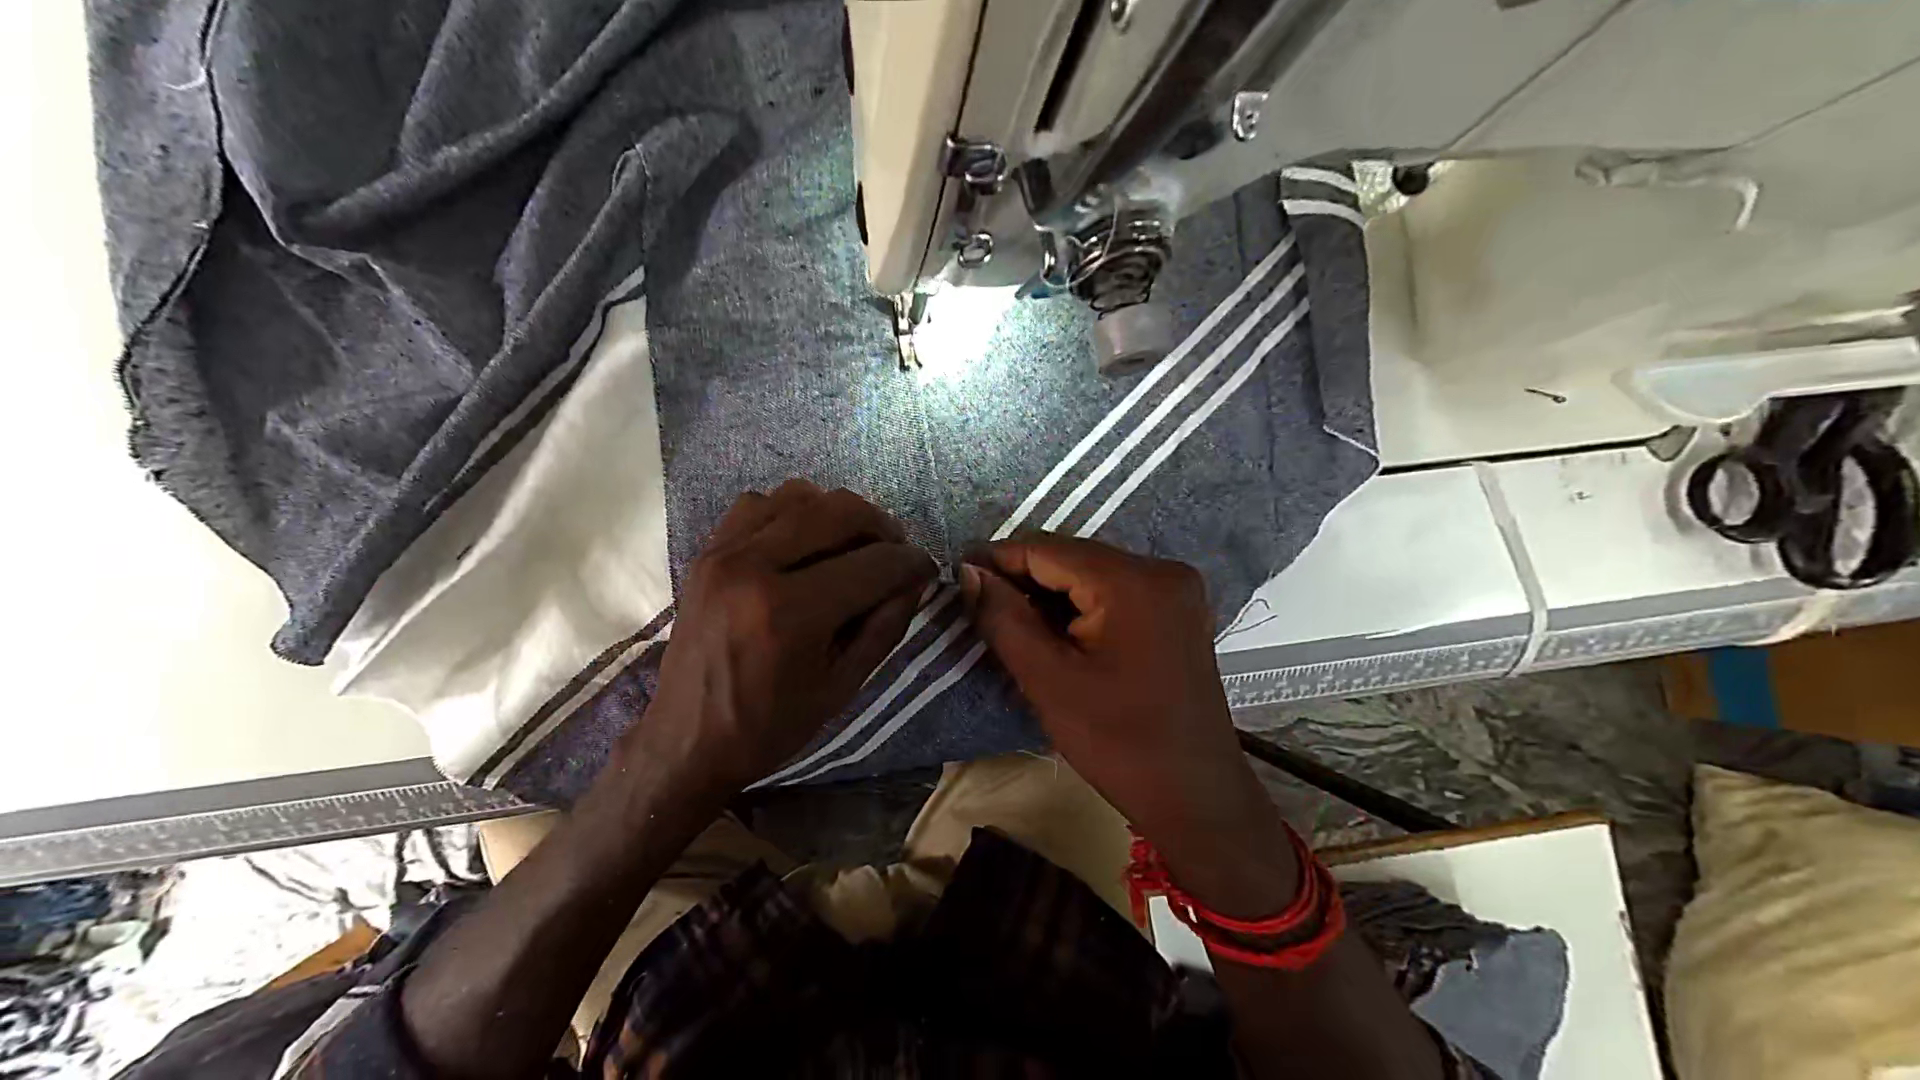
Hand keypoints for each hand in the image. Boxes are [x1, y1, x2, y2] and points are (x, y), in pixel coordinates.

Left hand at [635, 479, 937, 796]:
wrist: (687, 739)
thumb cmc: (769, 726)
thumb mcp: (842, 686)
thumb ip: (885, 626)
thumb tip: (915, 578)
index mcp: (790, 614)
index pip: (874, 564)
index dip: (912, 563)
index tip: (926, 570)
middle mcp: (754, 567)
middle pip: (839, 511)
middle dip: (882, 526)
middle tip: (896, 551)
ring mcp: (724, 553)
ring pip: (800, 495)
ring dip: (838, 513)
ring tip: (853, 544)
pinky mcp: (707, 552)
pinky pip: (758, 503)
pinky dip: (792, 512)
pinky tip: (803, 541)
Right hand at [962, 534, 1298, 915]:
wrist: (1194, 796)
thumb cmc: (1117, 742)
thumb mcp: (1048, 679)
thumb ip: (1004, 617)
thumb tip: (970, 572)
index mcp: (1132, 581)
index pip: (1048, 549)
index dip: (998, 559)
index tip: (959, 578)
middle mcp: (1161, 570)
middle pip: (1073, 558)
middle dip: (1023, 578)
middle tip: (979, 605)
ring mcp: (1175, 589)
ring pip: (1092, 573)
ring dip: (1050, 594)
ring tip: (1009, 620)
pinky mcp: (1177, 610)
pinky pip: (1115, 591)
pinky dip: (1080, 605)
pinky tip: (1054, 631)